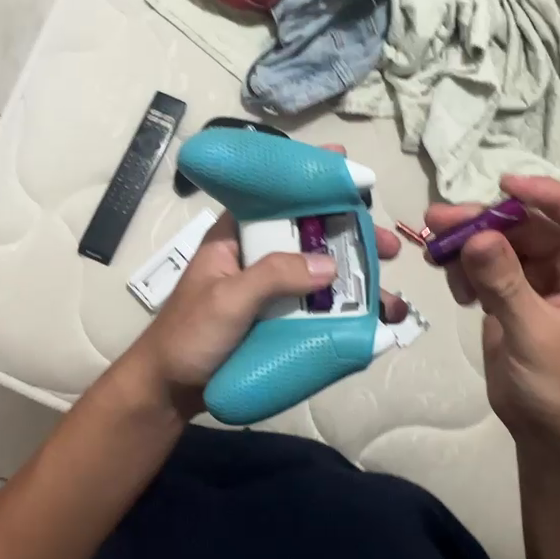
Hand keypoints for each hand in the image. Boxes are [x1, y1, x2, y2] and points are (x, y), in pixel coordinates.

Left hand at [128, 149, 405, 418]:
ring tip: (391, 298)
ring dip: (356, 281)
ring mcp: (269, 293)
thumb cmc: (188, 336)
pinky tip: (374, 324)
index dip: (312, 180)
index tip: (348, 167)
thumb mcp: (227, 300)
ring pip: (319, 276)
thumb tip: (330, 264)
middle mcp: (257, 258)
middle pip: (310, 236)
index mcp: (236, 238)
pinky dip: (345, 314)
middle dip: (352, 237)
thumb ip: (274, 277)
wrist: (168, 392)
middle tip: (386, 247)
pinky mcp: (278, 323)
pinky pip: (317, 311)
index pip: (276, 196)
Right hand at [426, 175, 559, 468]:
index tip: (502, 184)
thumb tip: (476, 236)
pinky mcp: (516, 299)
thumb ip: (505, 283)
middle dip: (486, 221)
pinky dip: (468, 270)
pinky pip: (489, 268)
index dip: (544, 193)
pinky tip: (454, 287)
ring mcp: (544, 283)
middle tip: (439, 219)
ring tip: (434, 249)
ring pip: (504, 243)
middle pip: (531, 225)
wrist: (555, 442)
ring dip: (469, 243)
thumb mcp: (536, 334)